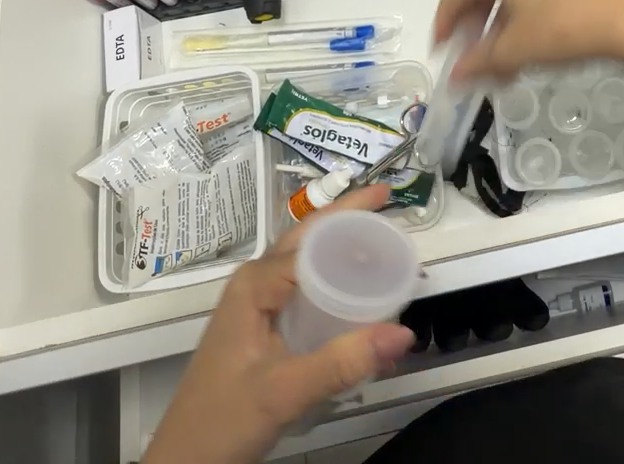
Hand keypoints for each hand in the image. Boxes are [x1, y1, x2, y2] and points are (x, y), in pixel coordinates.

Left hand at [144, 186, 416, 463]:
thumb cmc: (221, 422)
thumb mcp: (284, 392)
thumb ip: (342, 363)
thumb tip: (402, 333)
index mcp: (256, 283)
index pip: (313, 238)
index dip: (352, 218)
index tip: (393, 207)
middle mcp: (256, 282)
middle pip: (309, 235)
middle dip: (347, 213)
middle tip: (388, 201)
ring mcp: (258, 302)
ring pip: (306, 258)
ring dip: (341, 241)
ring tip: (380, 237)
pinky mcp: (264, 324)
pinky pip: (305, 284)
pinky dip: (334, 275)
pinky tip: (358, 291)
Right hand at [432, 0, 623, 81]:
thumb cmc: (560, 28)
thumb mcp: (513, 49)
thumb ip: (477, 62)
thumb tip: (454, 77)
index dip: (443, 24)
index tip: (440, 51)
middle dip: (472, 29)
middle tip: (468, 58)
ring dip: (496, 30)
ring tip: (498, 65)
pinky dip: (517, 22)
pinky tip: (523, 51)